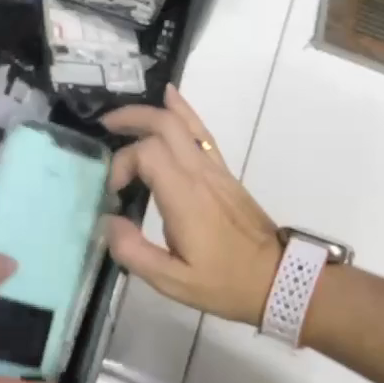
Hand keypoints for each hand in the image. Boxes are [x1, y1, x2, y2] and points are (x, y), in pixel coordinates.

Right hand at [102, 85, 282, 324]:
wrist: (277, 279)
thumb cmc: (225, 283)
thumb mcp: (173, 282)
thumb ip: (134, 252)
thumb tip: (109, 222)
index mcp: (185, 196)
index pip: (146, 153)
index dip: (121, 164)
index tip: (115, 192)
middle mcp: (200, 173)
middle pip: (166, 123)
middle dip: (132, 118)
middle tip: (106, 127)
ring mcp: (215, 169)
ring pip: (185, 122)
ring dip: (153, 112)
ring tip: (125, 116)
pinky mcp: (224, 172)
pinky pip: (201, 132)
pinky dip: (182, 112)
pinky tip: (170, 99)